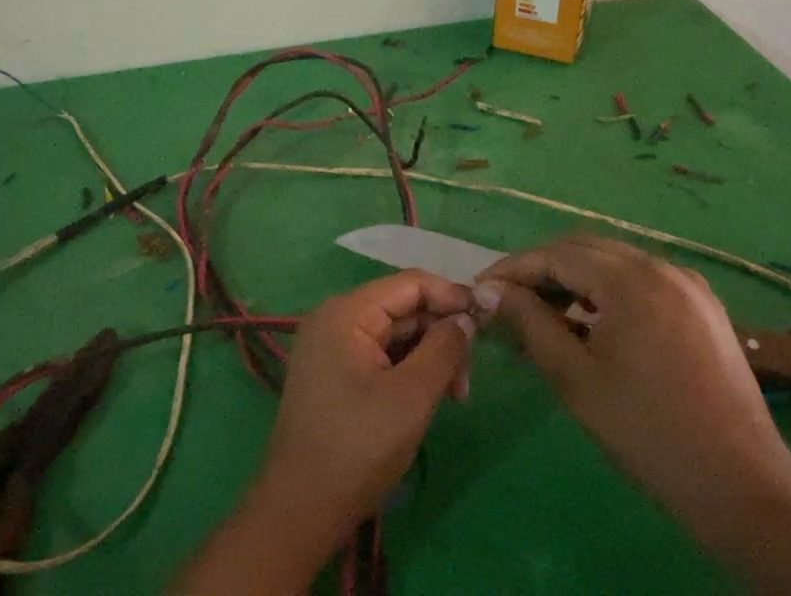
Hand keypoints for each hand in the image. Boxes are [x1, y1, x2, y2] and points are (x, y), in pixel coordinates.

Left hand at [256, 270, 475, 533]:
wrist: (302, 507)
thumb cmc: (358, 446)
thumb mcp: (412, 395)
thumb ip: (444, 348)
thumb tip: (466, 318)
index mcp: (347, 313)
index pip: (410, 284)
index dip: (452, 297)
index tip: (488, 321)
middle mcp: (336, 319)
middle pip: (404, 308)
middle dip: (443, 334)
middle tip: (469, 378)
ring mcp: (333, 347)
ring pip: (396, 334)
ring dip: (431, 356)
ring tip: (457, 395)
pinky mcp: (336, 373)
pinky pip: (382, 355)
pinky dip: (411, 370)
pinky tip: (433, 396)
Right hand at [475, 234, 788, 518]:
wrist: (737, 479)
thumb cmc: (644, 429)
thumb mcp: (574, 376)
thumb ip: (530, 323)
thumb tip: (491, 292)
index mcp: (631, 279)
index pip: (557, 255)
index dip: (514, 268)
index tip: (479, 288)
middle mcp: (662, 267)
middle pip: (587, 249)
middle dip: (542, 268)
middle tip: (506, 298)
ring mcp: (689, 285)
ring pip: (617, 262)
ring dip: (576, 278)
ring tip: (543, 311)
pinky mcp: (704, 306)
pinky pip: (644, 281)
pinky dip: (610, 290)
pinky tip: (592, 321)